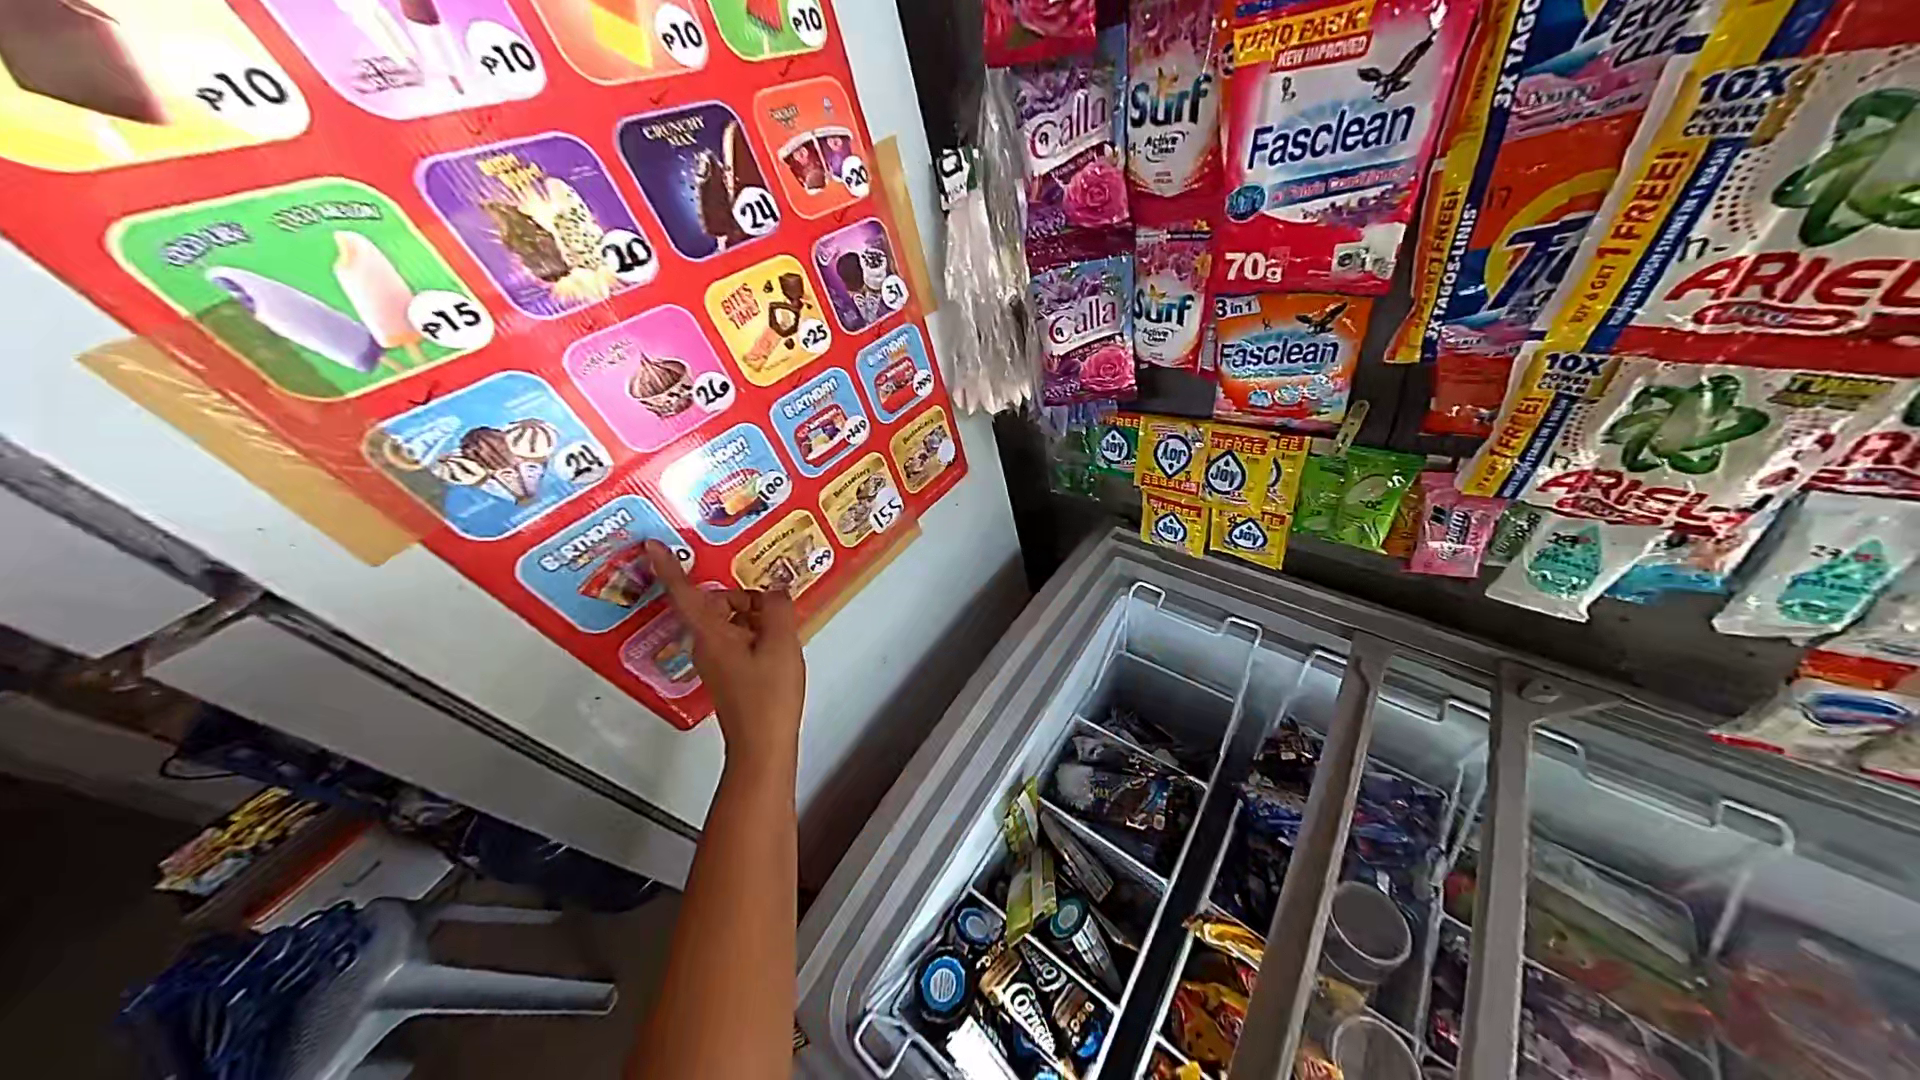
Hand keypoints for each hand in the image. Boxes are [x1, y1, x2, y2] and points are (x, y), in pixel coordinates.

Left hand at [644, 541, 805, 771]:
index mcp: (711, 634)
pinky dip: (757, 635)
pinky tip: (780, 647)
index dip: (668, 567)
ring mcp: (716, 660)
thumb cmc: (768, 697)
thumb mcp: (781, 644)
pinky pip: (738, 639)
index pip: (685, 593)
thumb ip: (777, 609)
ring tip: (784, 632)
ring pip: (730, 622)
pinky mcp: (728, 673)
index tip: (653, 545)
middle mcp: (706, 645)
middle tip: (777, 608)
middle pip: (717, 604)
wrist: (763, 745)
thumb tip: (775, 591)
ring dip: (755, 617)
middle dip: (745, 598)